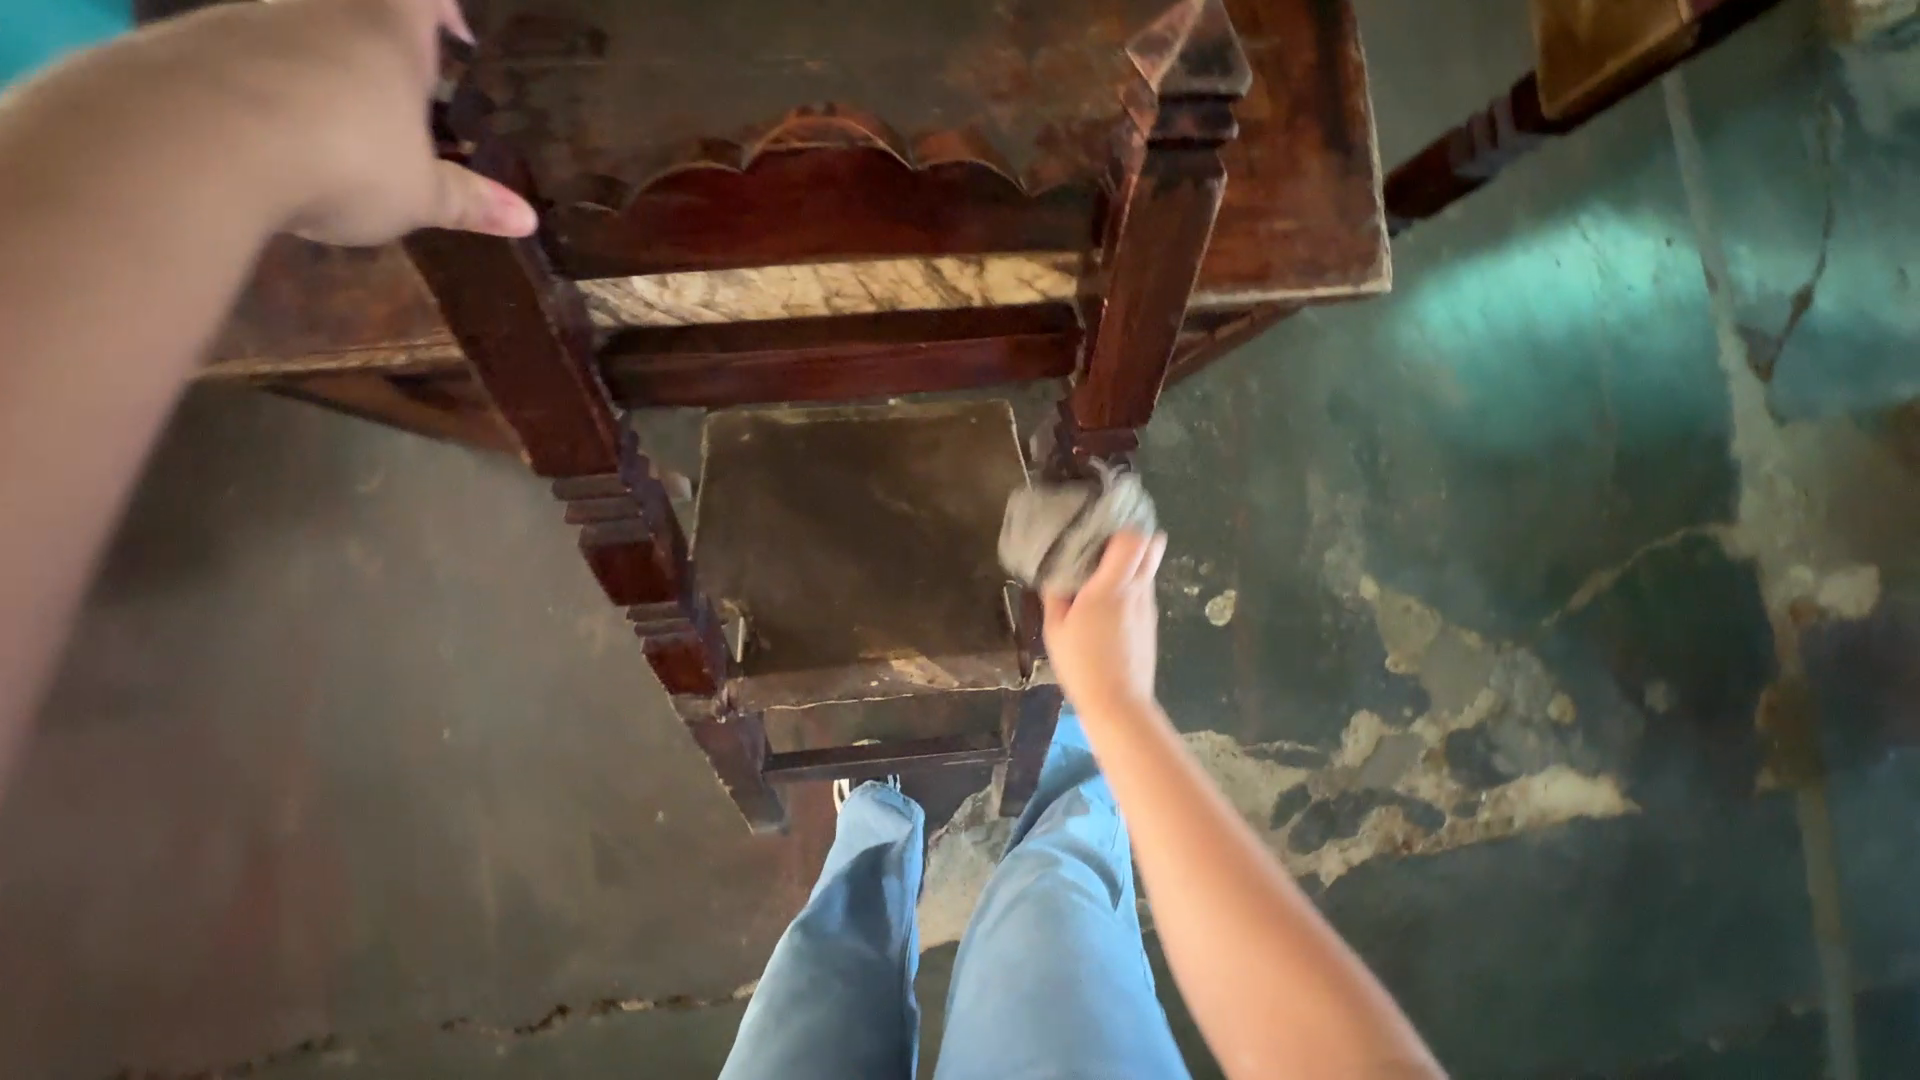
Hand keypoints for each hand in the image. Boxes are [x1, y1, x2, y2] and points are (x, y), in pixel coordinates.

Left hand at [134, 0, 535, 243]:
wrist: (195, 139)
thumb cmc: (344, 157)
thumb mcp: (419, 194)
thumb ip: (469, 202)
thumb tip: (528, 220)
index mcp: (386, 32)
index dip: (441, 7)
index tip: (457, 33)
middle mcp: (317, 12)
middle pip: (353, 8)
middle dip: (380, 40)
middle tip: (404, 87)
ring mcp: (250, 24)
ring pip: (298, 32)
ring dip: (323, 68)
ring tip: (343, 125)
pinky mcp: (193, 49)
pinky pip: (248, 61)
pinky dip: (271, 92)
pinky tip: (281, 140)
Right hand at [1042, 530, 1167, 717]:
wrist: (1118, 703)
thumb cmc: (1082, 664)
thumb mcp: (1055, 629)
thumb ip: (1056, 595)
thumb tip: (1058, 576)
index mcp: (1112, 587)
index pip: (1134, 539)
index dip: (1121, 528)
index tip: (1100, 530)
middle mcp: (1138, 591)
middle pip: (1154, 546)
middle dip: (1135, 539)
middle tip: (1106, 546)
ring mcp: (1149, 607)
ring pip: (1148, 570)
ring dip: (1131, 565)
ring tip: (1102, 577)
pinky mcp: (1151, 624)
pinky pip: (1144, 592)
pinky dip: (1131, 588)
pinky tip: (1109, 607)